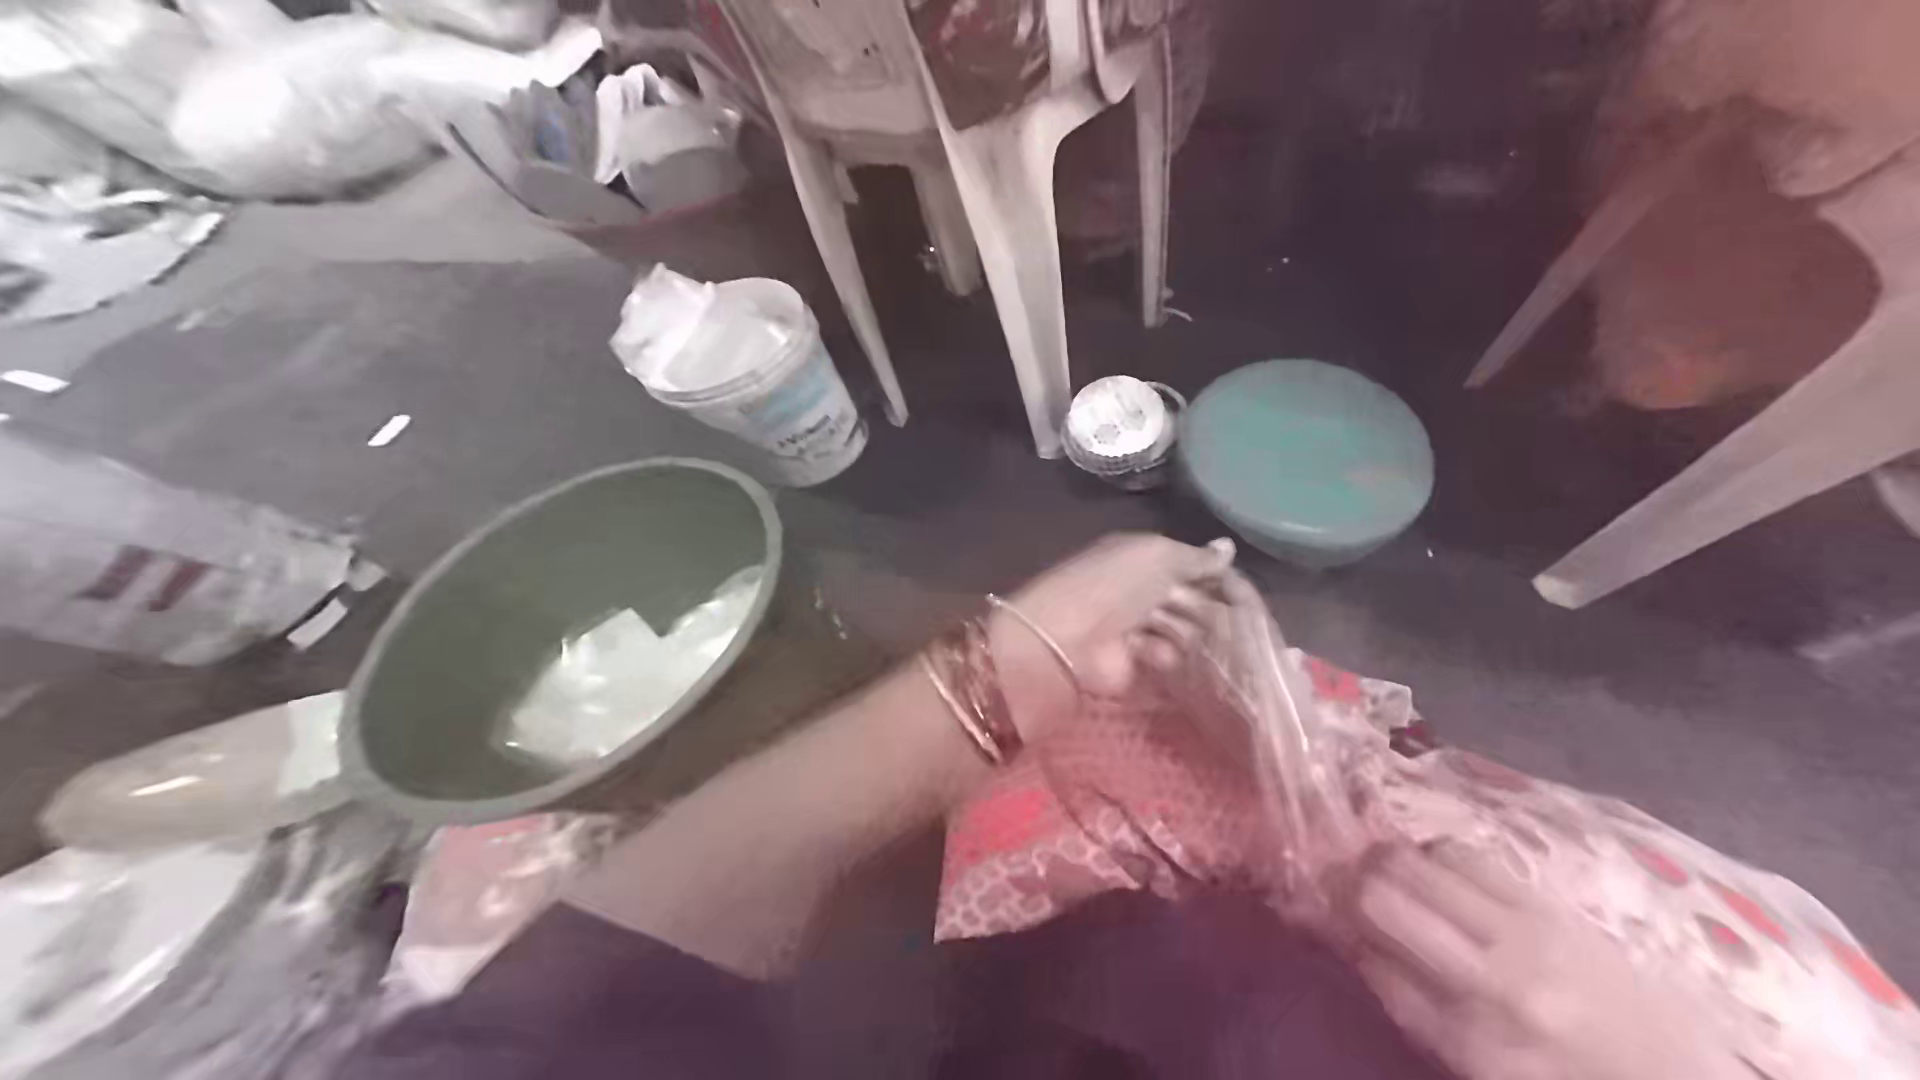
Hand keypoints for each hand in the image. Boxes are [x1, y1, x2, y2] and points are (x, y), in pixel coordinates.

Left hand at [992, 533, 1236, 738]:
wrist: (1068, 638)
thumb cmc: (1113, 586)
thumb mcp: (1157, 556)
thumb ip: (1194, 557)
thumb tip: (1227, 547)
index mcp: (1138, 559)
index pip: (1186, 565)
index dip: (1212, 576)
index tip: (1242, 589)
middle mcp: (1137, 591)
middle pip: (1186, 599)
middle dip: (1206, 607)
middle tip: (1233, 618)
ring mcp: (1134, 629)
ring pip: (1180, 630)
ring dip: (1191, 633)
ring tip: (1199, 635)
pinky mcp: (1132, 664)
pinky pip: (1165, 660)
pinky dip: (1171, 658)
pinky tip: (1172, 657)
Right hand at [1352, 844, 1747, 1079]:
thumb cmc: (1556, 1074)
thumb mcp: (1474, 1063)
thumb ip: (1406, 1000)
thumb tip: (1346, 936)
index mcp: (1473, 1040)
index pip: (1369, 959)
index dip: (1334, 923)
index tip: (1318, 906)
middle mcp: (1496, 981)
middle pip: (1383, 896)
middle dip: (1348, 881)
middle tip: (1342, 882)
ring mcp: (1527, 935)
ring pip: (1415, 861)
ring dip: (1384, 860)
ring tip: (1383, 869)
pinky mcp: (1549, 904)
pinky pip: (1462, 852)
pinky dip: (1431, 853)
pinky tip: (1433, 869)